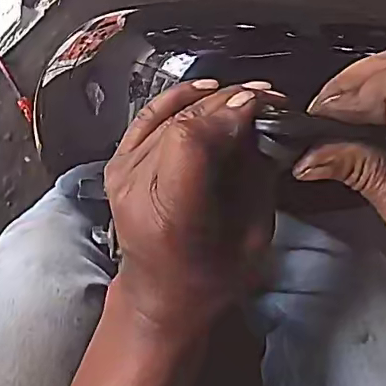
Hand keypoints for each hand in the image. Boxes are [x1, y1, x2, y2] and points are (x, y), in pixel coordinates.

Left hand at [104, 79, 280, 341]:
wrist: (160, 295)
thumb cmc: (210, 278)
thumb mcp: (252, 236)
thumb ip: (255, 177)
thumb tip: (261, 126)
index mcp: (168, 212)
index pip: (191, 139)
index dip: (229, 113)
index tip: (263, 104)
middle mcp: (136, 187)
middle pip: (181, 122)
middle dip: (229, 101)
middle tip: (266, 96)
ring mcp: (121, 172)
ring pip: (169, 114)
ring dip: (211, 98)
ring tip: (246, 93)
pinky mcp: (118, 162)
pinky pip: (148, 116)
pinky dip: (178, 98)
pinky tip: (205, 89)